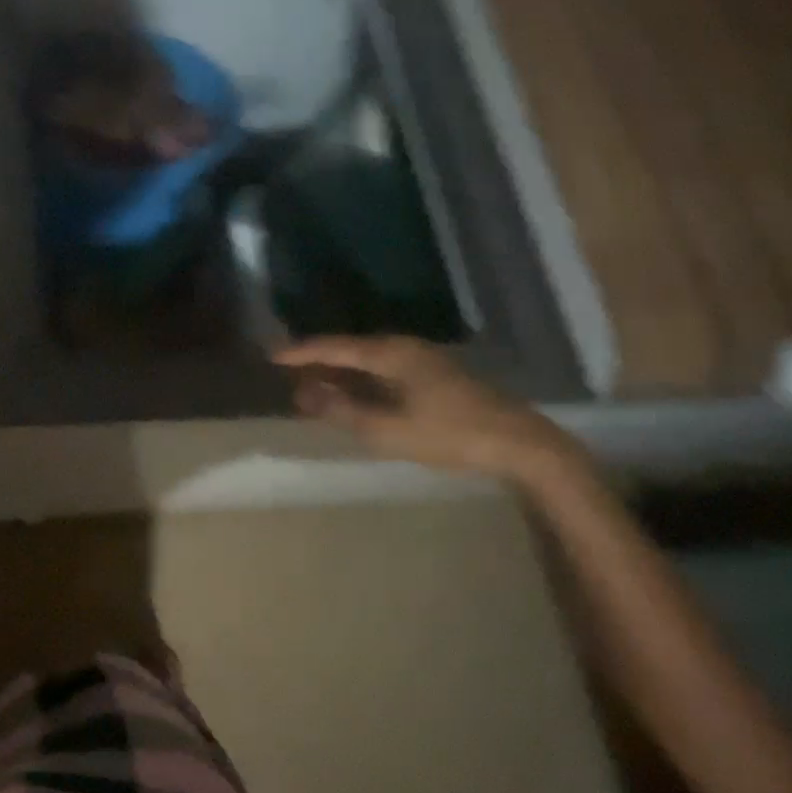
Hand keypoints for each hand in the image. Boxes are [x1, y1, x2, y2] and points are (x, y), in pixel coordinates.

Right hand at [275, 336, 589, 484]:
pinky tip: (353, 396)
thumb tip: (302, 393)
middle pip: (350, 349)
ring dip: (340, 373)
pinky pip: (384, 371)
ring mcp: (424, 361)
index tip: (270, 355)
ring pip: (368, 361)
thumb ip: (342, 410)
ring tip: (312, 386)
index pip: (334, 347)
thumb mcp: (388, 430)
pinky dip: (361, 380)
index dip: (300, 352)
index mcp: (391, 354)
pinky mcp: (436, 377)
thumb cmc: (451, 435)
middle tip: (286, 373)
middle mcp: (405, 348)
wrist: (522, 445)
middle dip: (317, 361)